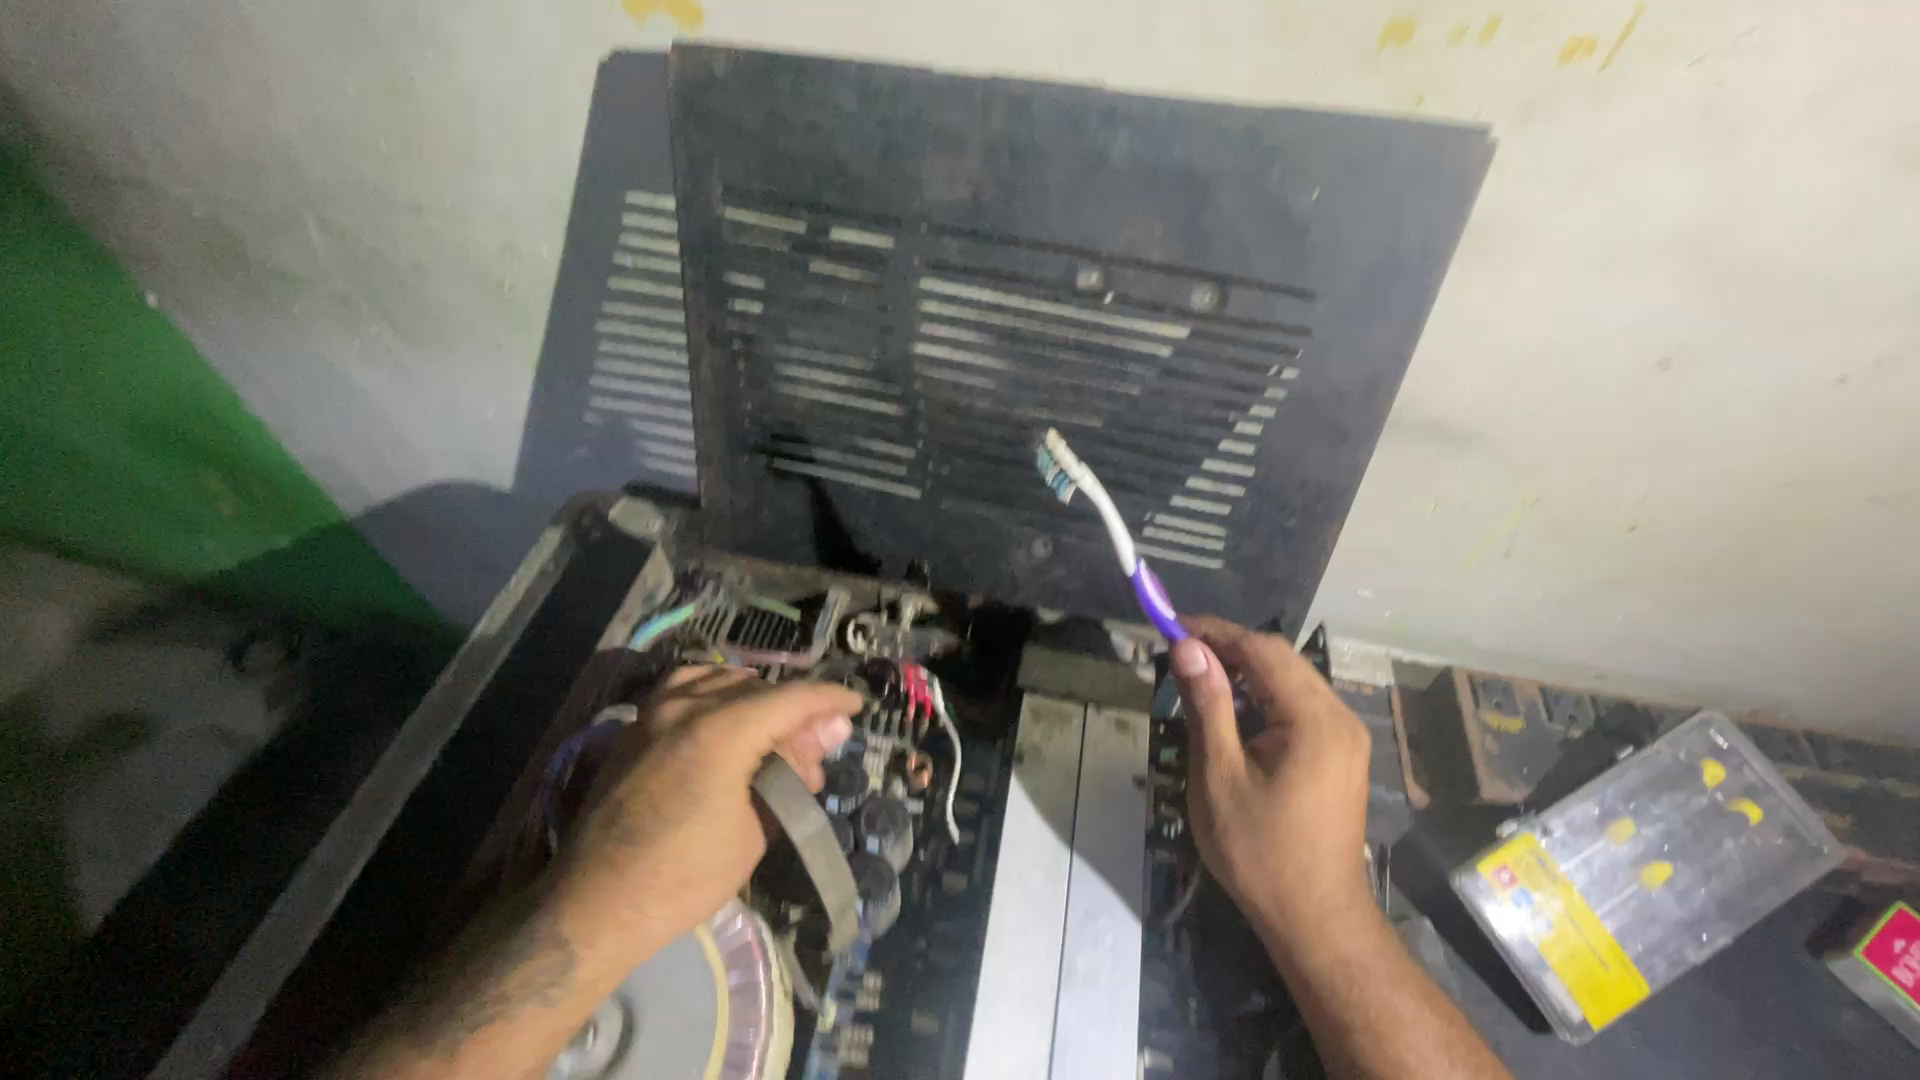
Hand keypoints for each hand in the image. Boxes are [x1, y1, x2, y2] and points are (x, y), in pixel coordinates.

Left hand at [561, 666, 858, 942]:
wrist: (597, 905)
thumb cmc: (685, 877)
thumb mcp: (756, 827)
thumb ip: (792, 769)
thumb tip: (830, 730)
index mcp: (722, 730)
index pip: (792, 698)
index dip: (830, 699)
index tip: (856, 706)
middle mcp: (687, 707)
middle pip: (760, 689)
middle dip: (796, 710)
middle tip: (817, 748)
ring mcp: (654, 712)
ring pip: (721, 679)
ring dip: (756, 698)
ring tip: (774, 731)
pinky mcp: (635, 727)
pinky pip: (684, 688)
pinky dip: (714, 692)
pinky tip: (724, 715)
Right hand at [1169, 616, 1372, 939]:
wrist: (1314, 917)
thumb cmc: (1259, 850)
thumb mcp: (1219, 774)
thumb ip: (1207, 704)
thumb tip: (1187, 647)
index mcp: (1314, 719)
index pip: (1262, 649)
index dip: (1215, 631)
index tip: (1170, 626)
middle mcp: (1339, 716)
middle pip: (1280, 659)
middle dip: (1227, 647)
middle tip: (1177, 651)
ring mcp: (1344, 735)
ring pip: (1290, 680)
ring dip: (1243, 670)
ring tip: (1196, 676)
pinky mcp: (1339, 753)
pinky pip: (1298, 705)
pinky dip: (1261, 696)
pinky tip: (1231, 709)